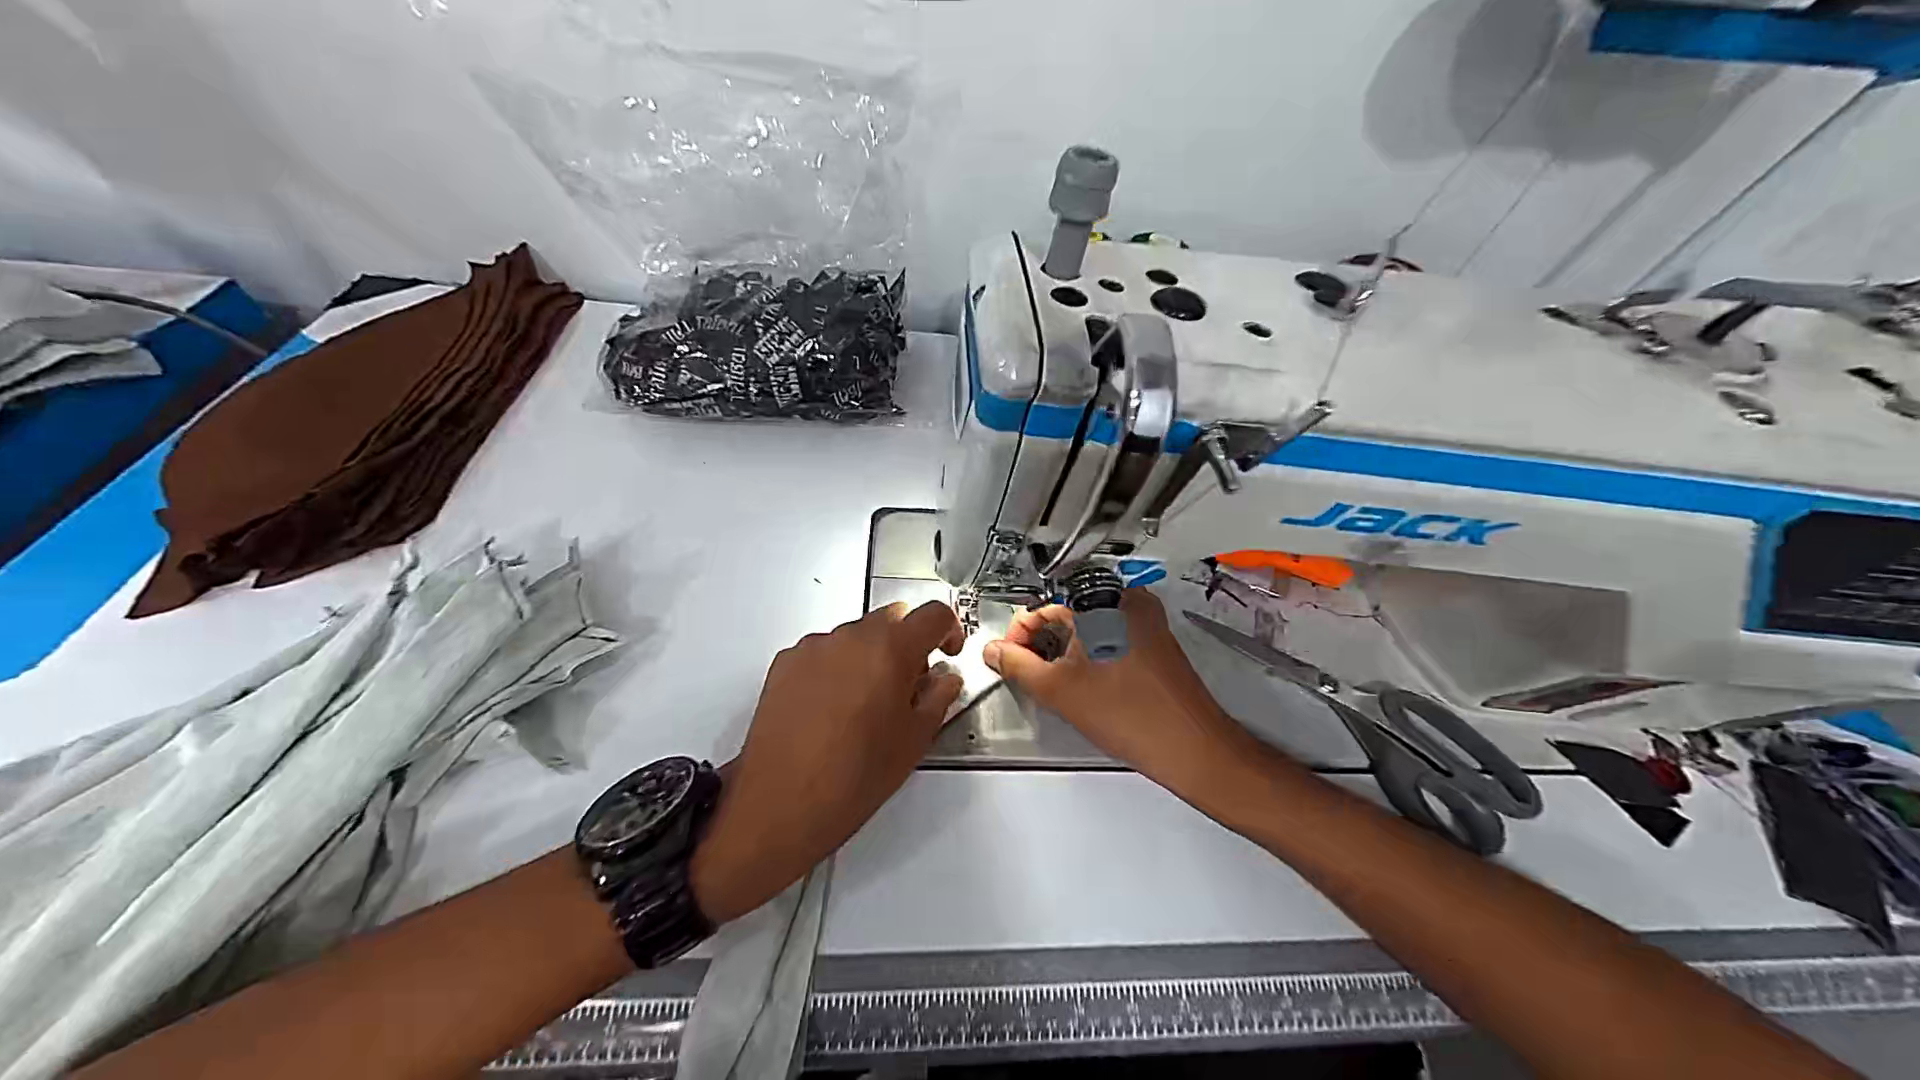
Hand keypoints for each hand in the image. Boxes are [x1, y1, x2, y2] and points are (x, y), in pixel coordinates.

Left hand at [689, 601, 964, 922]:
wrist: (782, 802)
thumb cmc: (849, 777)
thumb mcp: (914, 740)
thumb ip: (938, 698)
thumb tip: (943, 681)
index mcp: (891, 649)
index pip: (934, 615)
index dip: (949, 630)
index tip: (947, 648)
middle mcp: (851, 638)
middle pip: (893, 619)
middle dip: (908, 645)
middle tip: (910, 686)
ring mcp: (814, 648)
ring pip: (856, 636)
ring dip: (870, 657)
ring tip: (868, 706)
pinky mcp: (785, 663)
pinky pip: (823, 652)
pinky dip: (836, 668)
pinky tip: (836, 710)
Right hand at [983, 590, 1249, 794]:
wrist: (1190, 746)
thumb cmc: (1134, 716)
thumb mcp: (1057, 690)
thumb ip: (1017, 665)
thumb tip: (996, 652)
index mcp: (1102, 600)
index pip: (1043, 605)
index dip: (1019, 632)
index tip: (1010, 654)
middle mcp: (1128, 600)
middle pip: (1067, 610)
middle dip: (1042, 640)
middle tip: (1030, 669)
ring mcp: (1146, 618)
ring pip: (1089, 622)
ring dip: (1066, 646)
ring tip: (1059, 679)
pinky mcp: (1155, 637)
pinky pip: (1110, 632)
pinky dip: (1091, 650)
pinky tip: (1087, 680)